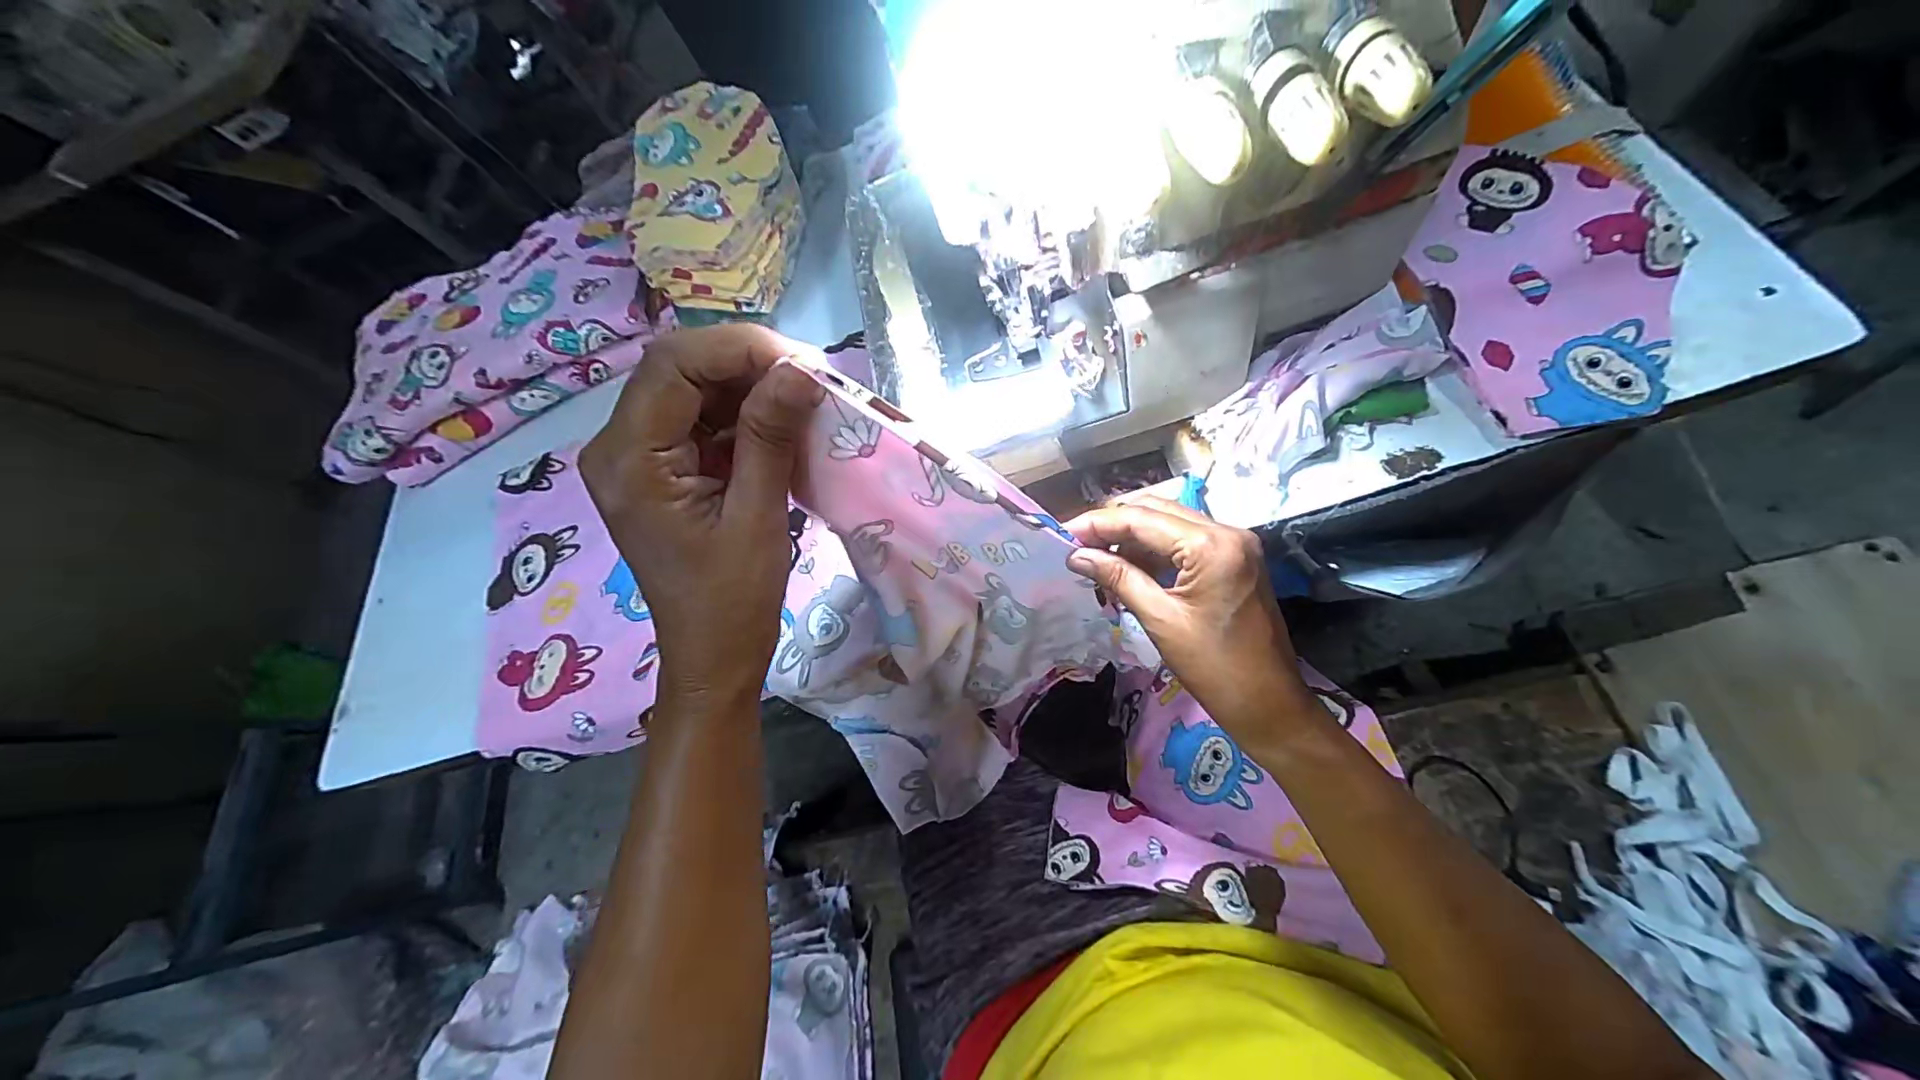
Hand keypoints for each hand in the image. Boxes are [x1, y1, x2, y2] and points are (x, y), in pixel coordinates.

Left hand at [579, 325, 823, 703]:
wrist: (713, 657)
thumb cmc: (732, 602)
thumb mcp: (757, 517)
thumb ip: (771, 437)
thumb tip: (800, 370)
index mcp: (629, 460)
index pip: (672, 366)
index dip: (738, 350)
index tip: (802, 363)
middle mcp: (619, 447)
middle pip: (678, 369)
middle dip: (746, 363)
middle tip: (811, 376)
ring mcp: (638, 457)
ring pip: (692, 389)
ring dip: (749, 386)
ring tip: (805, 396)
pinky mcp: (662, 469)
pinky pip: (701, 420)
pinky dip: (744, 414)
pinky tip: (782, 422)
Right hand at [1064, 495, 1318, 736]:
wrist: (1270, 704)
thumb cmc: (1215, 668)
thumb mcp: (1160, 620)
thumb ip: (1118, 578)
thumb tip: (1077, 556)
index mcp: (1212, 545)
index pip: (1143, 518)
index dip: (1098, 524)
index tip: (1063, 534)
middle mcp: (1228, 532)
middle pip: (1157, 510)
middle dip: (1114, 525)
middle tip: (1077, 545)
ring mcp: (1236, 544)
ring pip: (1171, 522)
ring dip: (1133, 536)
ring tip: (1097, 557)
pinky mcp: (1236, 559)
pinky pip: (1186, 540)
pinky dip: (1155, 549)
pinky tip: (1128, 565)